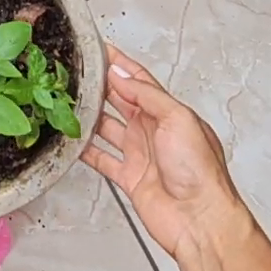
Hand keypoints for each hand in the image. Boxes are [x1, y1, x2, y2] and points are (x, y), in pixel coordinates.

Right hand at [82, 45, 245, 257]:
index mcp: (167, 112)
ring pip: (106, 127)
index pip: (138, 80)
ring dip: (89, 116)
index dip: (119, 64)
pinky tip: (73, 141)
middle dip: (99, 86)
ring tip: (69, 102)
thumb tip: (121, 75)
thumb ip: (147, 95)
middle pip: (119, 100)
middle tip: (77, 73)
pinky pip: (101, 158)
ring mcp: (139, 153)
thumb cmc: (201, 172)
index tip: (100, 50)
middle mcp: (151, 130)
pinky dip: (86, 150)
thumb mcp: (178, 119)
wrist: (199, 220)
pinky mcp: (128, 177)